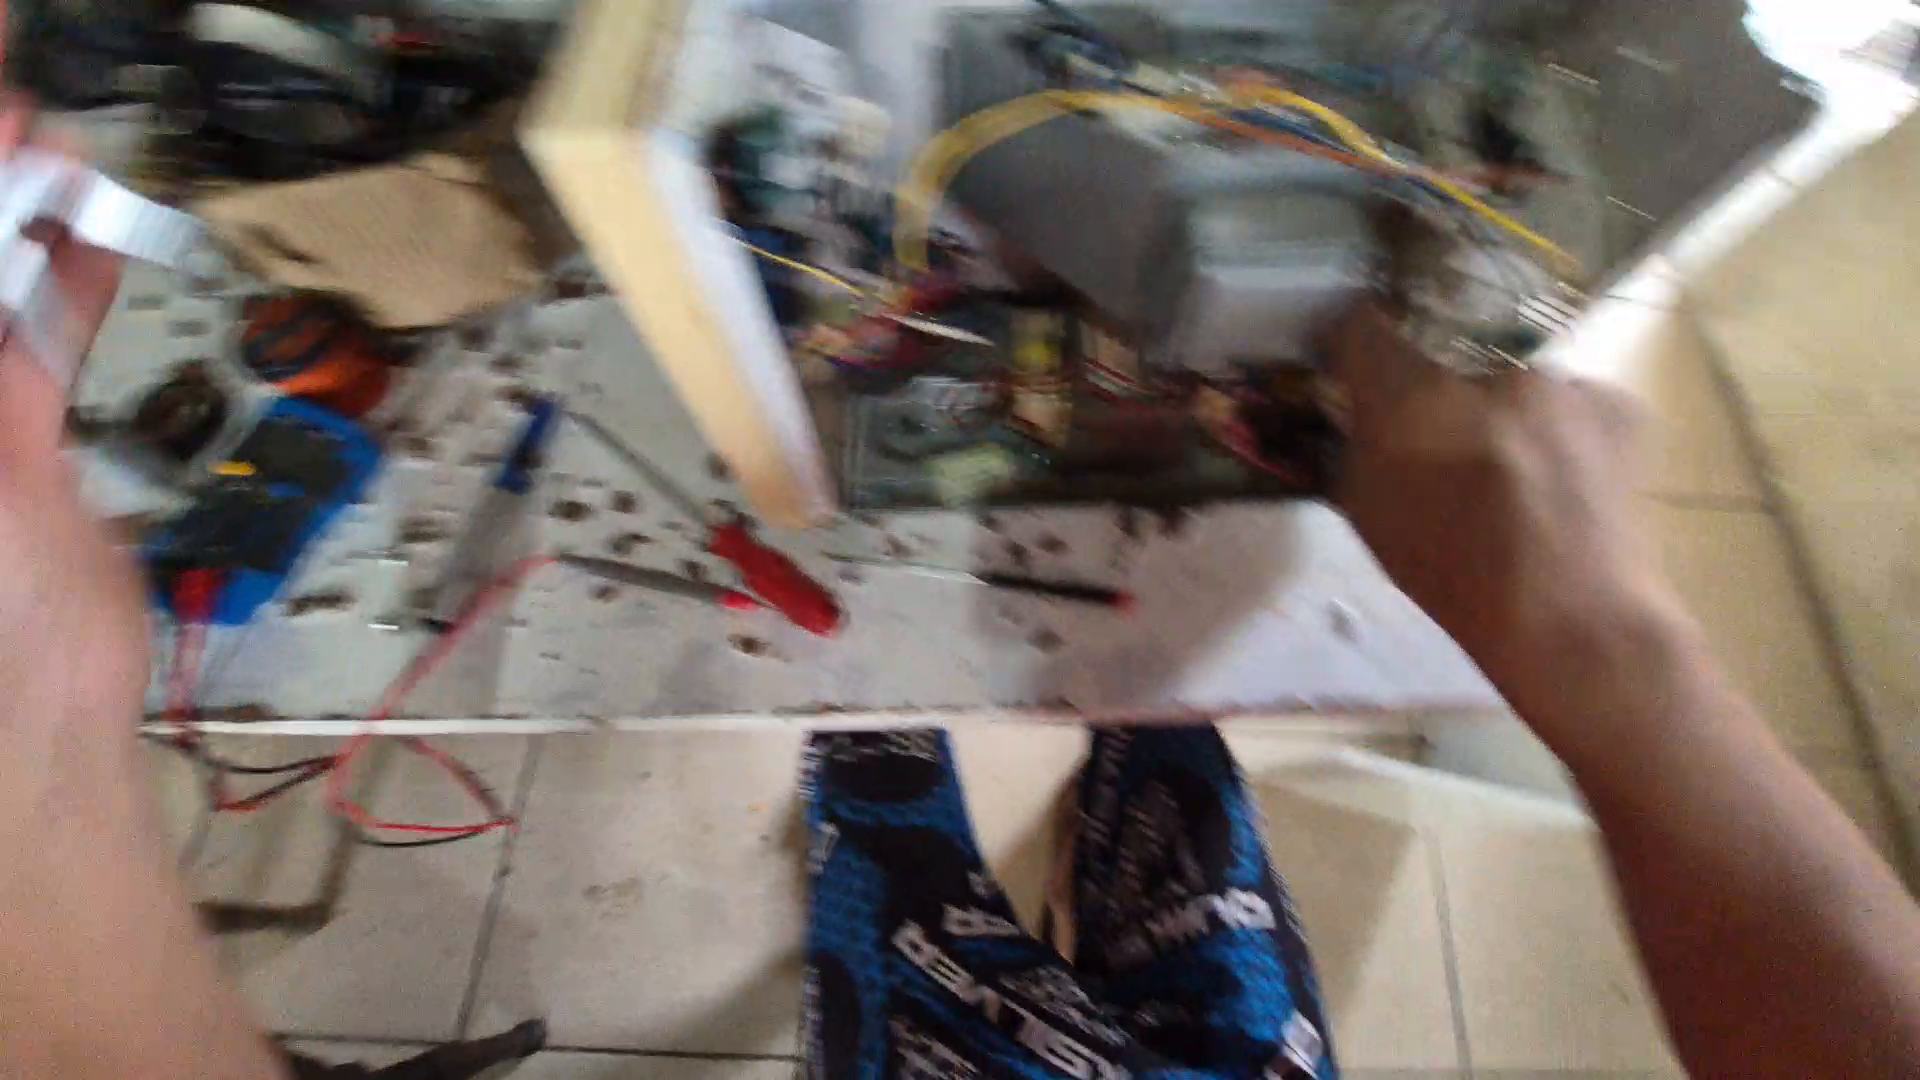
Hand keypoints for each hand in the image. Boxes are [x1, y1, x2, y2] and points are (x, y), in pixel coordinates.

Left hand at [0, 102, 143, 812]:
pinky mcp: (13, 432)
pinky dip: (60, 289)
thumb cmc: (2, 623)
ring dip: (14, 225)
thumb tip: (13, 266)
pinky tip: (81, 239)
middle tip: (17, 113)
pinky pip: (29, 339)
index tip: (1, 121)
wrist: (40, 711)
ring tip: (46, 150)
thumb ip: (1, 385)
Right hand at [1328, 305, 1676, 682]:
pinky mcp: (1617, 399)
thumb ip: (1352, 447)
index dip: (1343, 337)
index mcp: (1413, 400)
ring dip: (1490, 410)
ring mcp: (1563, 380)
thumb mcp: (1364, 510)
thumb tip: (1352, 414)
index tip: (1340, 357)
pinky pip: (1560, 399)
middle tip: (1429, 437)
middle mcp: (1491, 370)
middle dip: (1425, 388)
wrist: (1569, 617)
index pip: (1361, 325)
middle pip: (1439, 354)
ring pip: (1505, 379)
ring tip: (1498, 467)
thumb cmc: (1444, 569)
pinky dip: (1545, 426)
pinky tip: (1548, 475)